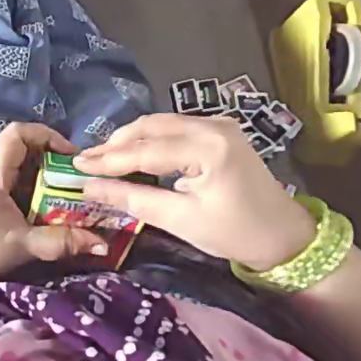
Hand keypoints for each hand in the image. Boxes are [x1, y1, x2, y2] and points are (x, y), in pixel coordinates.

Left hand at [0, 122, 109, 286]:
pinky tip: (46, 209)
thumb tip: (102, 245)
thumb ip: (62, 242)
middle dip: (52, 160)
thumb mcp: (23, 245)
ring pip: (17, 166)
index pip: (18, 132)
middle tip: (76, 180)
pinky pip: (10, 182)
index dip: (47, 136)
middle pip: (22, 148)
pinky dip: (30, 189)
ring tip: (67, 195)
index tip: (70, 157)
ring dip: (42, 177)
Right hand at [74, 114, 315, 270]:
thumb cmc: (234, 232)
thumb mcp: (180, 219)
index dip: (108, 159)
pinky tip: (131, 153)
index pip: (145, 149)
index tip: (76, 166)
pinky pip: (174, 129)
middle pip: (151, 126)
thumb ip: (133, 199)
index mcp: (208, 146)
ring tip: (101, 158)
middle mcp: (213, 125)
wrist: (285, 236)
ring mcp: (218, 125)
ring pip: (160, 124)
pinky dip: (149, 140)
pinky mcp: (219, 132)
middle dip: (115, 143)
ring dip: (130, 140)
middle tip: (85, 160)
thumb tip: (90, 188)